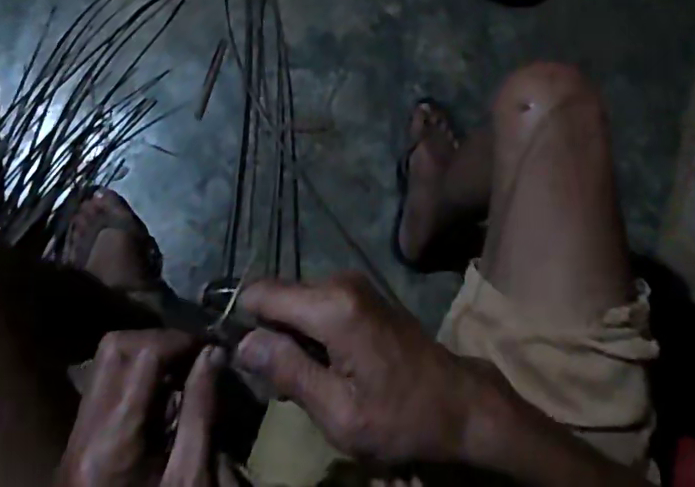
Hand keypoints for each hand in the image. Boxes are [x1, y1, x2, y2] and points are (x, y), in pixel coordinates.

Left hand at [56, 330, 228, 486]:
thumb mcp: (192, 479)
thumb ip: (202, 410)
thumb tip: (213, 353)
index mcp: (111, 442)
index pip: (142, 355)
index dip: (180, 342)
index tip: (211, 349)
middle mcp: (83, 431)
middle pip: (114, 348)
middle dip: (158, 342)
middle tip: (193, 360)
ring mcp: (75, 437)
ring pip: (106, 363)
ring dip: (146, 358)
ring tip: (180, 382)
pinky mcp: (78, 445)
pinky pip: (105, 389)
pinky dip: (135, 382)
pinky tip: (162, 406)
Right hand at [234, 273, 493, 467]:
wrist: (459, 403)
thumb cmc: (401, 415)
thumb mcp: (339, 412)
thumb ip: (289, 372)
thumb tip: (243, 343)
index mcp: (331, 305)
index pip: (262, 292)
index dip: (241, 318)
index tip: (234, 352)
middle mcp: (338, 280)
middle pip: (278, 297)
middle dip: (269, 335)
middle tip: (281, 385)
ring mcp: (351, 282)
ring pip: (295, 301)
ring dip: (290, 337)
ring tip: (308, 382)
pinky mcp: (359, 291)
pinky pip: (315, 303)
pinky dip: (309, 331)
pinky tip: (326, 367)